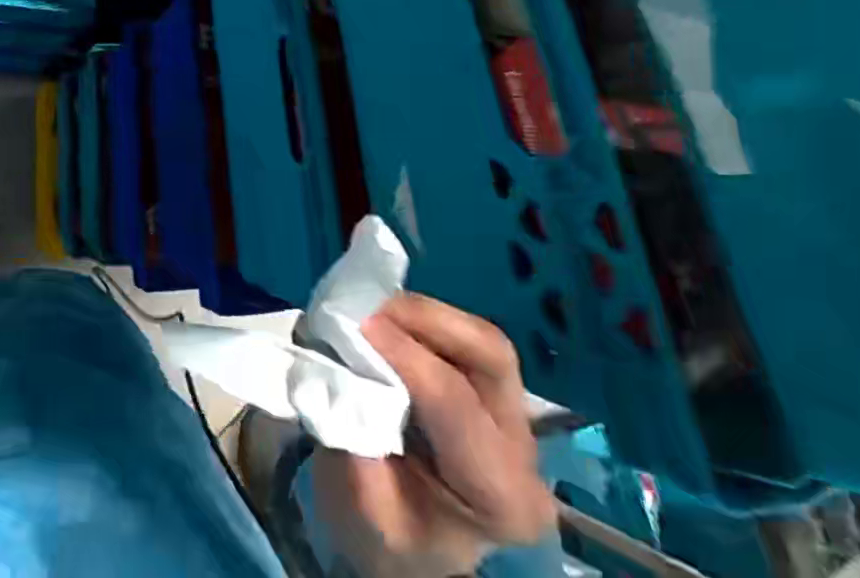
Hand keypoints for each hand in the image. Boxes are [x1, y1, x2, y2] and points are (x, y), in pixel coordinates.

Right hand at [312, 293, 553, 576]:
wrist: (414, 560)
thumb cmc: (385, 541)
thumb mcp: (361, 509)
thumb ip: (353, 439)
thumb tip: (336, 365)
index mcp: (499, 495)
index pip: (455, 403)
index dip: (402, 354)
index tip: (350, 322)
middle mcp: (522, 451)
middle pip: (490, 356)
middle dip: (423, 318)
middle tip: (362, 307)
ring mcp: (513, 421)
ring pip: (480, 341)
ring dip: (419, 314)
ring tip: (366, 310)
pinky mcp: (490, 398)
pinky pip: (460, 343)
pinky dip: (416, 323)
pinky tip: (381, 324)